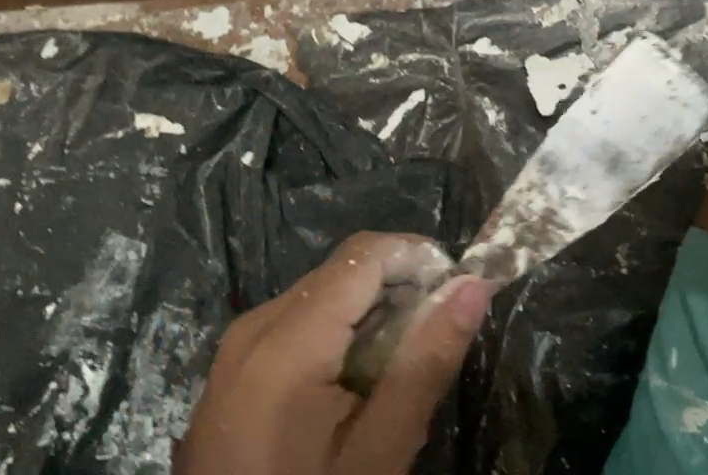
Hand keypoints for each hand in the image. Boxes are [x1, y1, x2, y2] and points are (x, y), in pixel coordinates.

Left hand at [174, 233, 493, 474]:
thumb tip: (474, 285)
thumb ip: (424, 364)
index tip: (459, 293)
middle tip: (437, 340)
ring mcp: (237, 348)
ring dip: (371, 314)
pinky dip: (338, 335)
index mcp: (286, 342)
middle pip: (342, 272)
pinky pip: (296, 323)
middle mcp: (254, 326)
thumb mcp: (377, 456)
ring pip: (322, 295)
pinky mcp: (234, 370)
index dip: (418, 258)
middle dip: (398, 289)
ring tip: (402, 368)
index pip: (364, 254)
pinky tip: (358, 385)